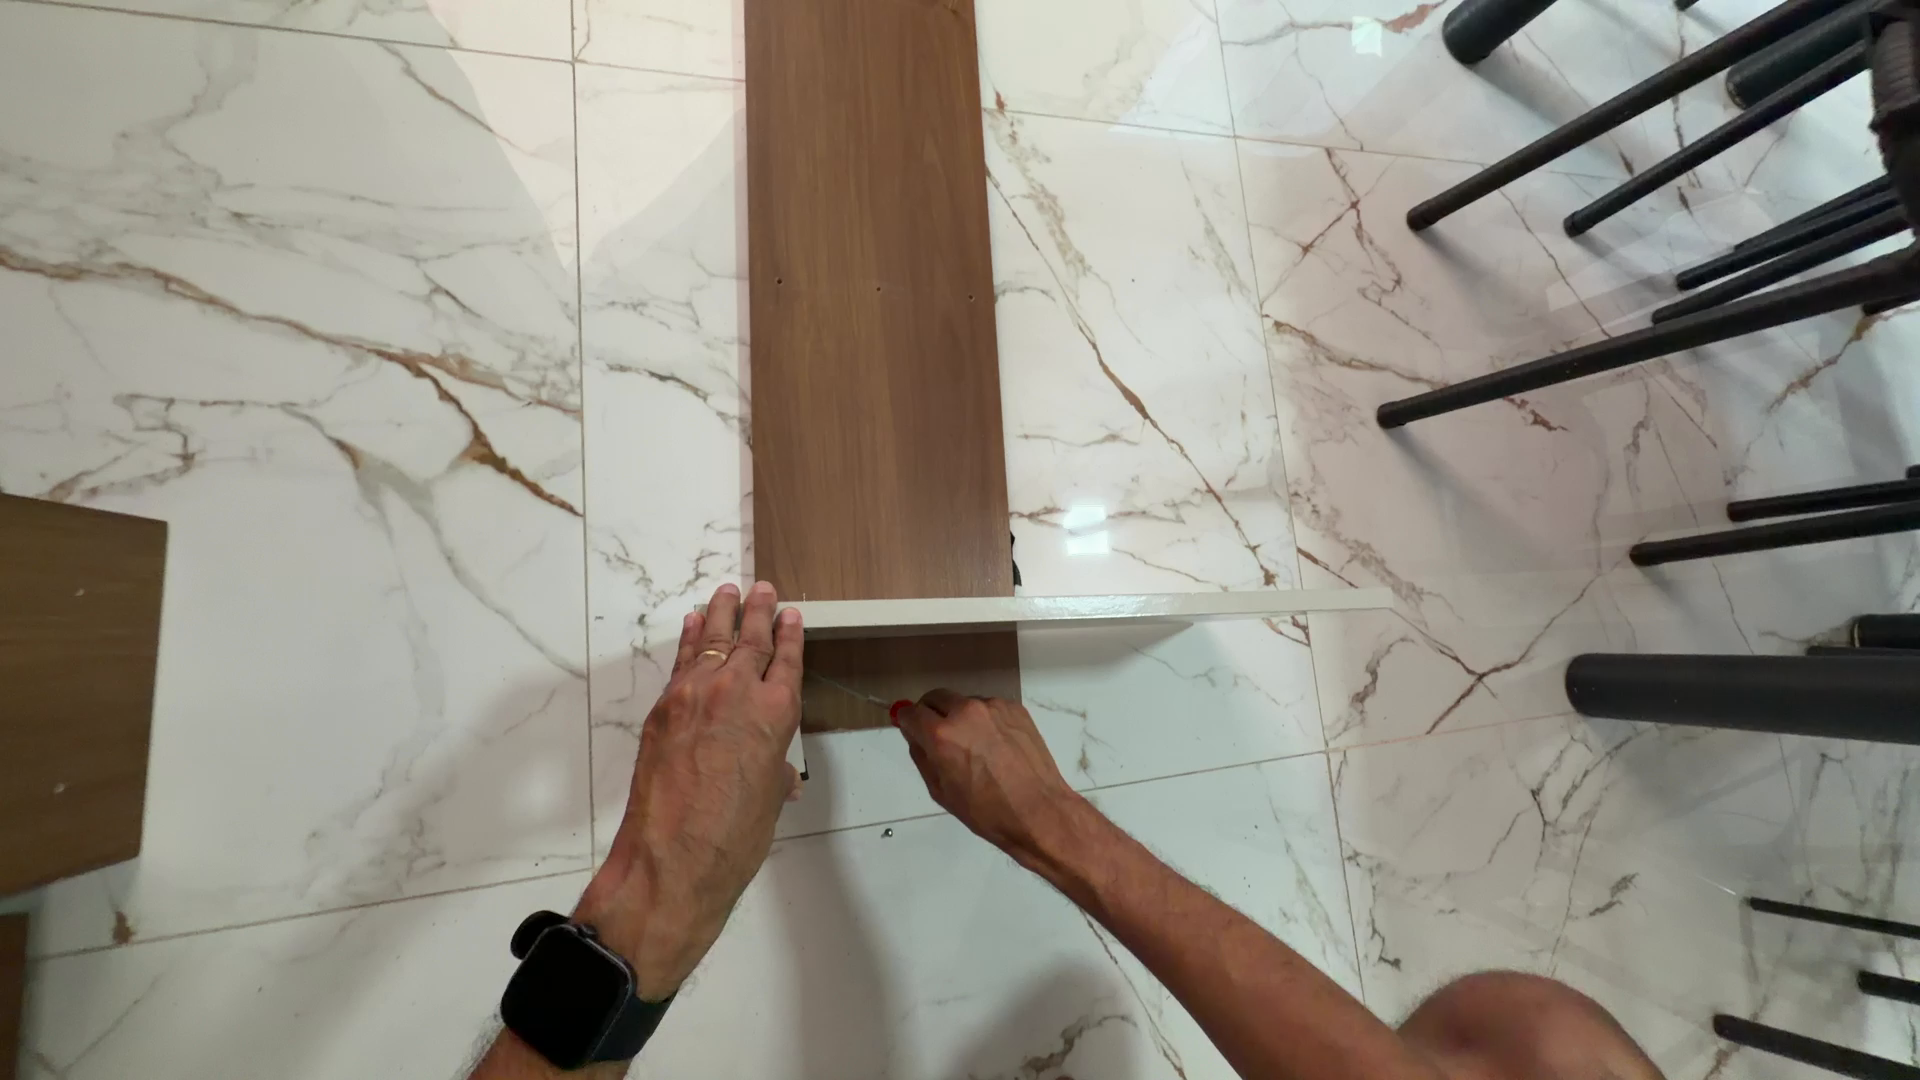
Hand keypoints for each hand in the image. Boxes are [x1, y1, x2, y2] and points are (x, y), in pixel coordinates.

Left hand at [576, 581, 803, 999]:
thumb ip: (775, 768)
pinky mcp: (664, 706)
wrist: (673, 860)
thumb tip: (776, 769)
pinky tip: (695, 623)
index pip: (787, 658)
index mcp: (778, 713)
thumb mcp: (771, 796)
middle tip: (763, 588)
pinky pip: (683, 660)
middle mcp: (740, 691)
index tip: (791, 613)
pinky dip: (691, 638)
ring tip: (729, 590)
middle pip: (752, 638)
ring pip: (715, 639)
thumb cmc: (736, 836)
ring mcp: (697, 694)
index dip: (790, 633)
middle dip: (760, 610)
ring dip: (723, 612)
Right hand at [892, 690, 1084, 866]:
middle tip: (938, 735)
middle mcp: (966, 712)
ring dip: (960, 717)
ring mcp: (993, 707)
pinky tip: (996, 745)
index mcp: (942, 734)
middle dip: (930, 712)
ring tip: (975, 746)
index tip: (910, 728)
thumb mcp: (941, 791)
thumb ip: (922, 756)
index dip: (907, 720)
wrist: (1038, 811)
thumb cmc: (986, 811)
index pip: (911, 712)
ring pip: (964, 702)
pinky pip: (989, 708)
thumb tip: (915, 735)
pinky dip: (985, 720)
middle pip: (935, 697)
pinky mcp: (1015, 708)